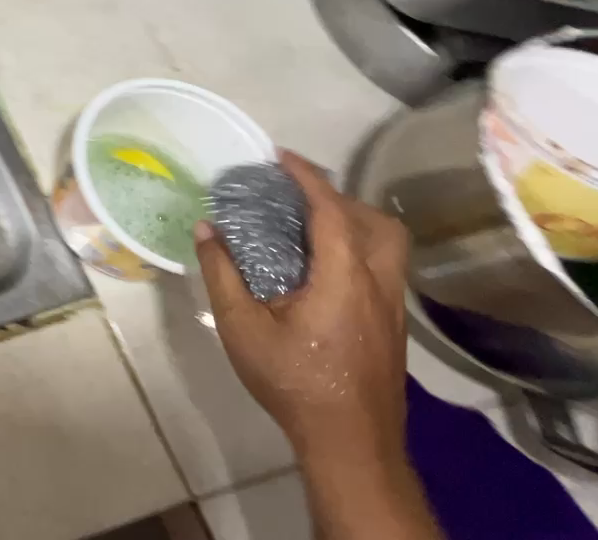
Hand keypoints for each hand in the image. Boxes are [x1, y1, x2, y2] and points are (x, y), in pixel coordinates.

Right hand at [194, 150, 412, 460]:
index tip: (280, 156)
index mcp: (343, 280)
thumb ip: (222, 273)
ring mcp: (390, 309)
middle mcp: (377, 287)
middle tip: (296, 193)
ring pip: (387, 247)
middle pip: (377, 224)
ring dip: (353, 222)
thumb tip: (206, 230)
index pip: (332, 213)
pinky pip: (381, 267)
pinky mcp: (390, 326)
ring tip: (307, 222)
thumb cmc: (292, 380)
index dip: (308, 178)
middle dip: (339, 197)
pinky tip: (318, 264)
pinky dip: (355, 246)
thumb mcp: (240, 327)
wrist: (349, 441)